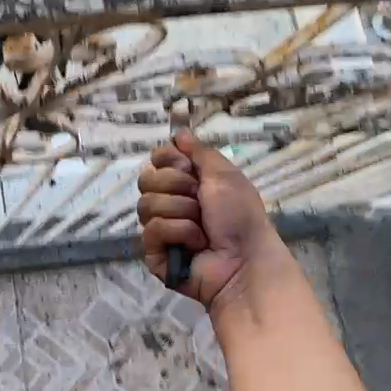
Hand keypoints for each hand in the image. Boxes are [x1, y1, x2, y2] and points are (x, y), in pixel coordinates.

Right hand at [137, 129, 286, 310]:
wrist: (245, 258)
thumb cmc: (240, 217)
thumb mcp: (225, 175)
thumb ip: (199, 152)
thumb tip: (178, 131)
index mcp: (185, 184)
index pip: (155, 160)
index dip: (167, 160)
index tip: (186, 166)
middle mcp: (169, 203)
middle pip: (145, 180)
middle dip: (175, 186)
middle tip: (199, 199)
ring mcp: (160, 229)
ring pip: (146, 205)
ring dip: (181, 211)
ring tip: (201, 226)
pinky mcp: (154, 253)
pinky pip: (153, 230)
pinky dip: (179, 233)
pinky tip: (196, 244)